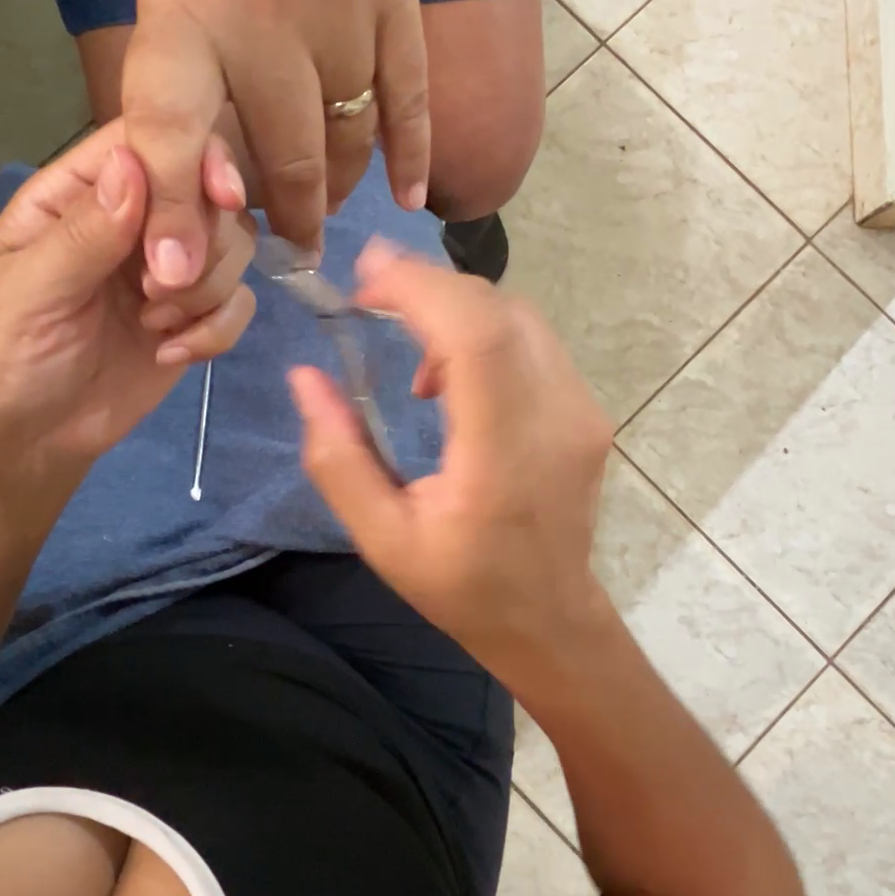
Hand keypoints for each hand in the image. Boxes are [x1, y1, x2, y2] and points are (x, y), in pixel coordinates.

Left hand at [0, 122, 256, 498]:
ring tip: (156, 327)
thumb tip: (134, 163)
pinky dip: (217, 331)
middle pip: (207, 192)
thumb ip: (83, 233)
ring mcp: (171, 270)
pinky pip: (240, 303)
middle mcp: (135, 222)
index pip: (147, 142)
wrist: (36, 440)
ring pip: (234, 246)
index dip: (192, 156)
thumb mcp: (29, 292)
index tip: (220, 195)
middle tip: (158, 292)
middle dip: (199, 243)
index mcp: (80, 195)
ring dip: (206, 292)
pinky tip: (173, 354)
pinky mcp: (196, 318)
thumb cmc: (10, 358)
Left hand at [123, 0, 429, 287]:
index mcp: (182, 12)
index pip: (167, 126)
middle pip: (283, 158)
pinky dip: (411, 157)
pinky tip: (407, 197)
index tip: (175, 275)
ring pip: (348, 139)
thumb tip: (206, 201)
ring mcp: (340, 7)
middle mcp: (262, 16)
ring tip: (327, 207)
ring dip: (338, 188)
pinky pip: (410, 100)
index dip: (171, 209)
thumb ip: (178, 93)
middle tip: (291, 248)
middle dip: (289, 218)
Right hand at [288, 242, 615, 668]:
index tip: (365, 276)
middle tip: (372, 296)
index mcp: (502, 458)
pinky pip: (534, 342)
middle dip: (430, 288)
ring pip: (520, 318)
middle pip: (500, 312)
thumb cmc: (462, 588)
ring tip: (411, 355)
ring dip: (458, 311)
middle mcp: (555, 420)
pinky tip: (454, 376)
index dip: (420, 288)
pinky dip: (486, 333)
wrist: (550, 619)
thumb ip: (338, 457)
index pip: (476, 337)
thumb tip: (306, 376)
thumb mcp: (382, 538)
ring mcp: (581, 411)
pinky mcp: (587, 411)